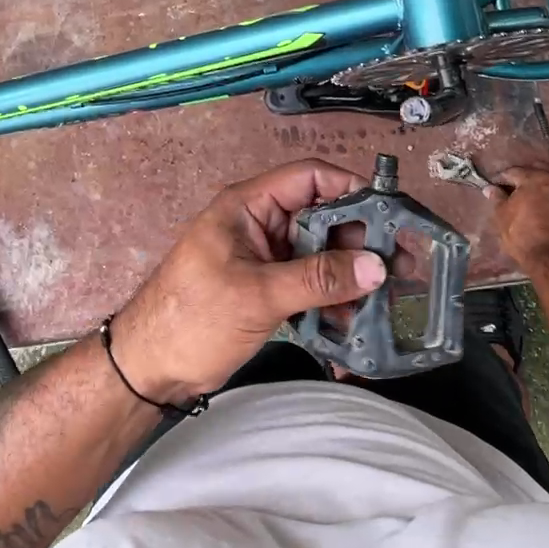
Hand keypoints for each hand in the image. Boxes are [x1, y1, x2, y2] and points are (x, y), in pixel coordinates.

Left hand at [109, 160, 386, 402]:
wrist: (150, 369)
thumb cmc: (192, 318)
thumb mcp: (257, 294)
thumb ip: (318, 278)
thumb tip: (375, 266)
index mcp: (249, 206)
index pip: (309, 178)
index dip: (350, 189)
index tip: (389, 214)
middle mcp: (260, 224)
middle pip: (322, 217)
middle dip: (359, 240)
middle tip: (398, 265)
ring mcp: (265, 258)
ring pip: (320, 254)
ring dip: (348, 276)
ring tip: (382, 300)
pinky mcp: (268, 289)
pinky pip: (309, 283)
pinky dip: (330, 299)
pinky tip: (352, 322)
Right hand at [486, 164, 548, 271]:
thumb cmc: (525, 238)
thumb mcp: (504, 219)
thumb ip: (498, 200)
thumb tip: (490, 188)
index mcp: (533, 179)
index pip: (514, 172)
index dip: (503, 178)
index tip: (496, 185)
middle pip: (539, 169)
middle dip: (527, 174)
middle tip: (517, 185)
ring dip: (547, 178)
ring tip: (538, 189)